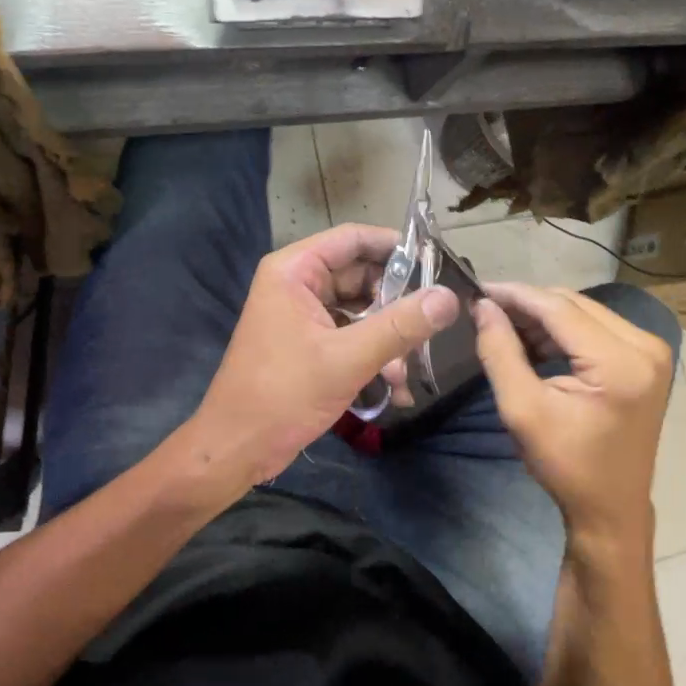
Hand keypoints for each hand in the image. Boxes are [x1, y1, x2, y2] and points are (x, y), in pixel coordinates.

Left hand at [185, 224, 459, 484]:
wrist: (236, 447)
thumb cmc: (284, 394)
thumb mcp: (348, 358)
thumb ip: (401, 326)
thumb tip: (449, 297)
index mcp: (294, 271)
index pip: (352, 238)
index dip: (394, 246)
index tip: (435, 265)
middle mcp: (295, 283)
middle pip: (360, 275)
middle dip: (396, 305)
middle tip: (429, 330)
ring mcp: (300, 314)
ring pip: (359, 309)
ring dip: (387, 337)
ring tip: (405, 374)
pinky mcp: (306, 342)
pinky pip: (349, 334)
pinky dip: (372, 355)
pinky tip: (395, 387)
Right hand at [473, 283, 674, 542]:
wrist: (611, 509)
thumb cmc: (567, 465)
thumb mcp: (522, 408)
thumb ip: (500, 351)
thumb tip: (483, 306)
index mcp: (621, 362)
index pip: (559, 308)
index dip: (515, 295)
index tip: (476, 290)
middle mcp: (645, 347)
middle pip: (573, 305)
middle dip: (527, 304)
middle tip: (485, 310)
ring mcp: (649, 352)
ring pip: (583, 312)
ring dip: (543, 317)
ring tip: (503, 327)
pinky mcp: (645, 360)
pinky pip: (595, 328)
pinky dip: (562, 331)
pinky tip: (532, 342)